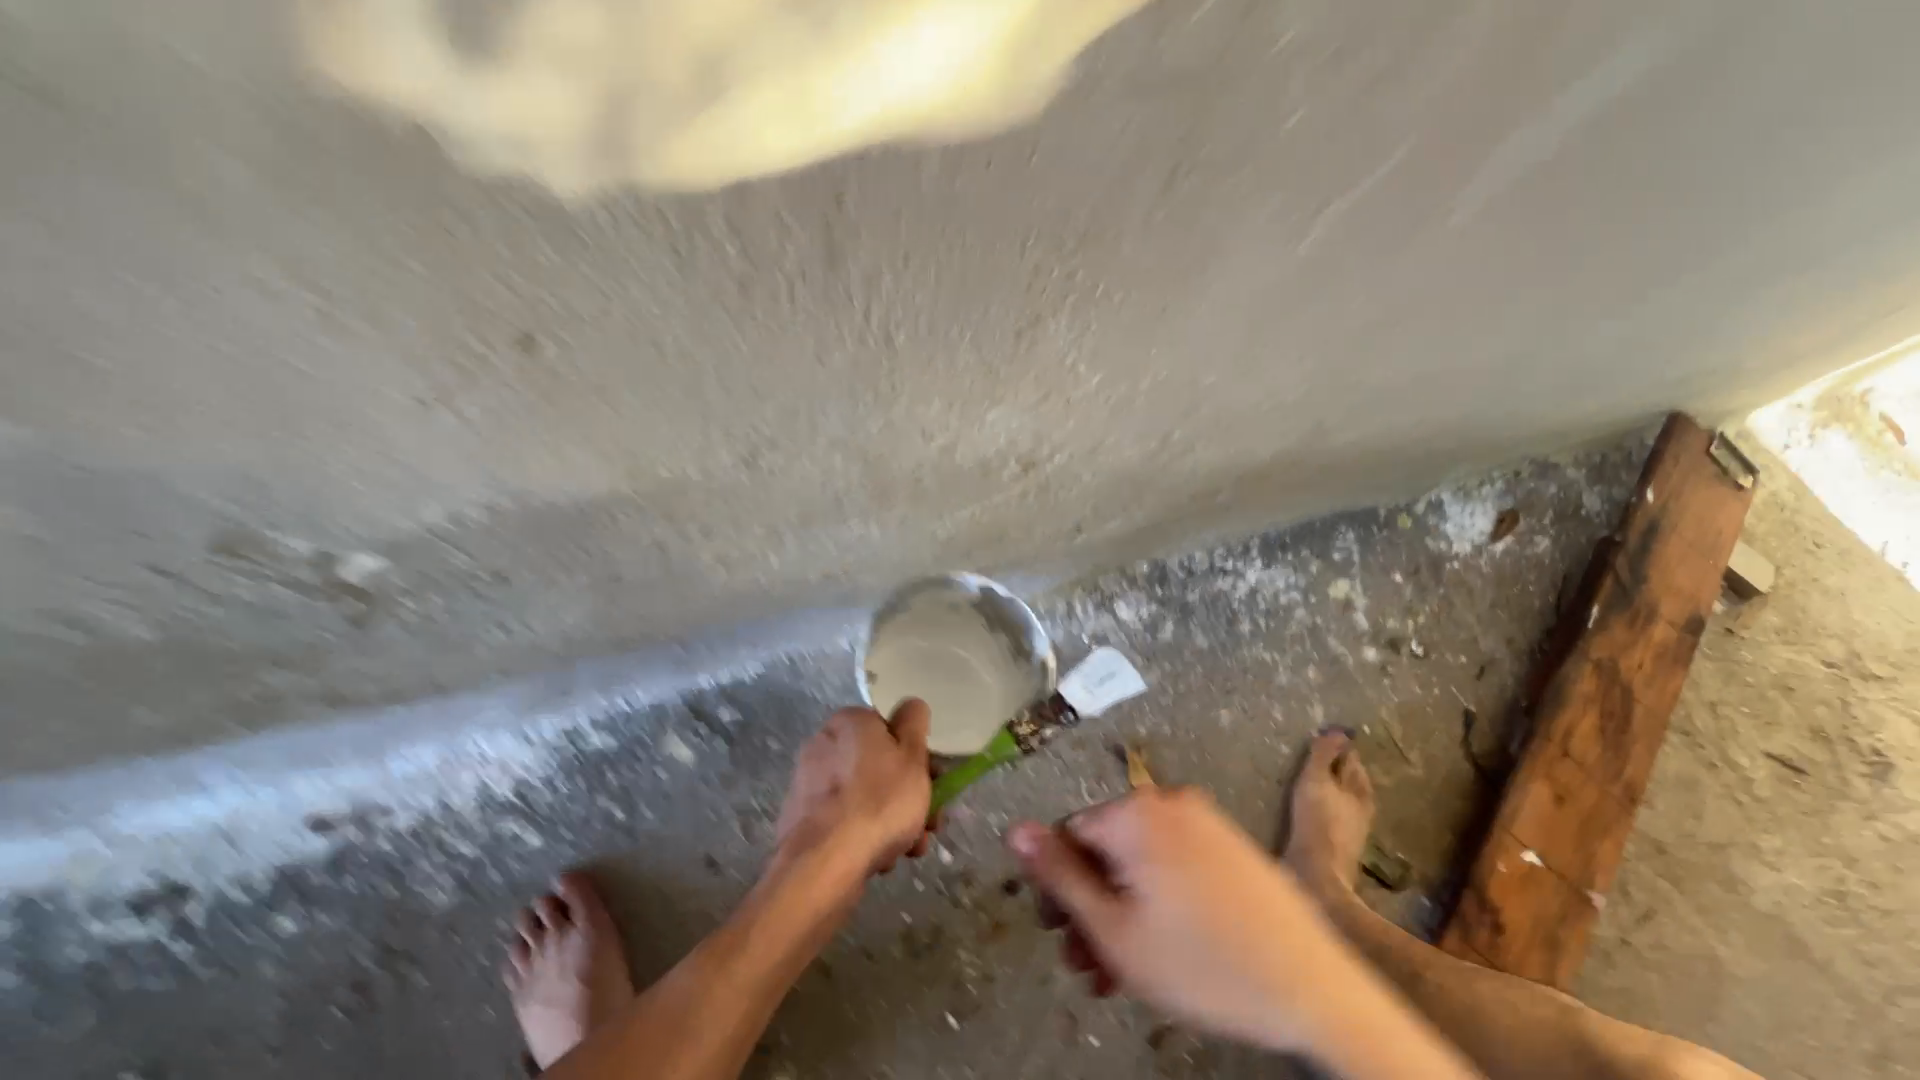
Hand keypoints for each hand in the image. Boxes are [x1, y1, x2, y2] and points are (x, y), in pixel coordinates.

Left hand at [775, 700, 934, 875]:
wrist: (825, 862)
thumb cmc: (879, 801)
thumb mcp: (912, 756)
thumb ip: (915, 724)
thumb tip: (910, 705)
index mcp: (848, 723)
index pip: (889, 729)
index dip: (916, 755)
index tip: (934, 780)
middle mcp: (822, 745)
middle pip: (879, 766)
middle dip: (909, 795)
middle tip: (931, 821)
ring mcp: (809, 785)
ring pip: (866, 797)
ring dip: (894, 820)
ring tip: (912, 847)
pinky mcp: (803, 820)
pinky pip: (845, 821)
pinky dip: (866, 835)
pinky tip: (882, 858)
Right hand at [1008, 787, 1343, 1050]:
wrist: (1312, 989)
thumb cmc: (1200, 963)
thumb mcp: (1113, 928)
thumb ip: (1059, 875)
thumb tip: (1016, 829)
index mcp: (1135, 813)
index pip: (1067, 835)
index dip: (1055, 888)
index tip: (1058, 936)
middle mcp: (1170, 804)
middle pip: (1105, 850)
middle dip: (1089, 908)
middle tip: (1087, 965)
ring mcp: (1207, 824)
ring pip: (1140, 865)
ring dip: (1121, 914)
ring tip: (1120, 973)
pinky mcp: (1233, 848)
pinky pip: (1175, 867)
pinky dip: (1157, 903)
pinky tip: (1159, 953)